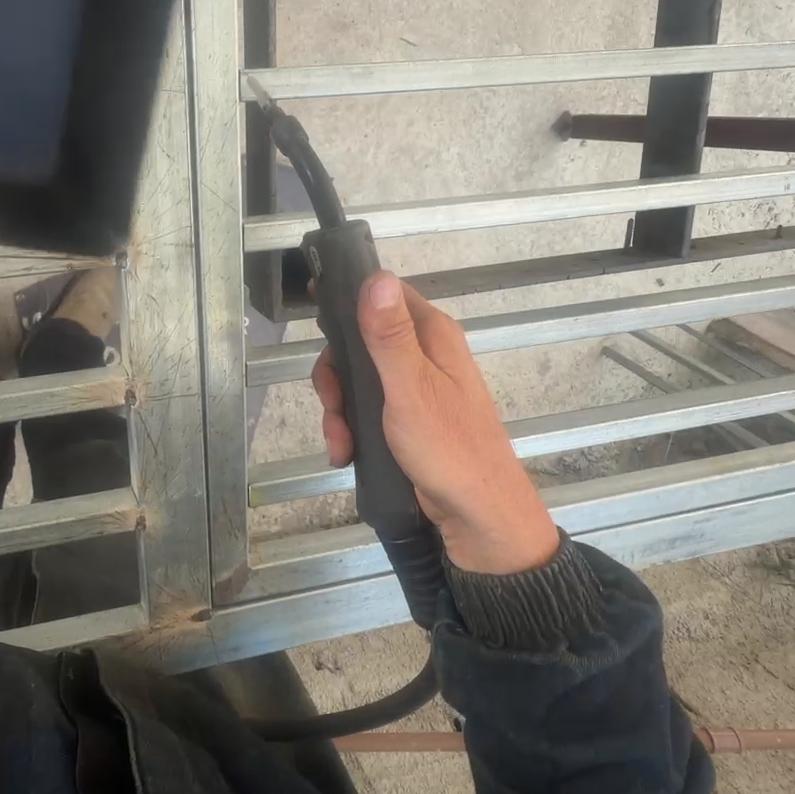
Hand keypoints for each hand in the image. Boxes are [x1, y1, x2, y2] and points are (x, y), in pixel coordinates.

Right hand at [312, 272, 558, 574]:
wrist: (477, 517)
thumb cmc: (448, 448)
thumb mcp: (410, 388)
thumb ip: (388, 335)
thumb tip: (375, 277)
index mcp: (431, 335)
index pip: (384, 294)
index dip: (348, 300)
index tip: (317, 319)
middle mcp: (424, 354)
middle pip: (360, 340)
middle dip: (336, 375)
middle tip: (332, 404)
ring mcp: (415, 387)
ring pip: (358, 378)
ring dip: (340, 409)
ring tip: (341, 441)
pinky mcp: (406, 418)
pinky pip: (366, 409)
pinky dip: (350, 428)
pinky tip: (346, 451)